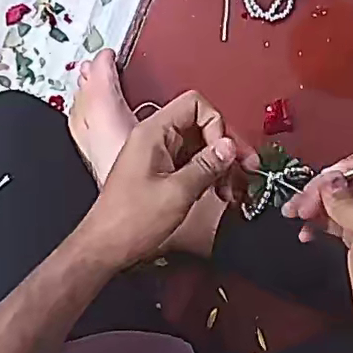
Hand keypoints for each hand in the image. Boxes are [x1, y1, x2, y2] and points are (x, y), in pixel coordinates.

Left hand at [72, 91, 250, 268]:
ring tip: (232, 186)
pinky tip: (220, 191)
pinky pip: (194, 163)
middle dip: (225, 147)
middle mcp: (155, 139)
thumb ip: (207, 166)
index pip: (194, 105)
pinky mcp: (163, 172)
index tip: (224, 151)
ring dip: (221, 164)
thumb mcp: (177, 192)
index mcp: (153, 133)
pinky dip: (210, 175)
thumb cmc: (129, 221)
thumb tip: (229, 146)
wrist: (107, 247)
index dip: (216, 124)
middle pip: (202, 125)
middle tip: (244, 167)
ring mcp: (159, 155)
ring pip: (201, 146)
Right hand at [282, 140, 352, 334]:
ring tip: (294, 214)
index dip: (348, 163)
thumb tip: (327, 180)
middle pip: (351, 176)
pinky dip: (317, 222)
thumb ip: (345, 203)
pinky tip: (305, 232)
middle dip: (323, 186)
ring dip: (314, 203)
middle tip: (301, 202)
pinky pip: (333, 218)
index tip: (326, 180)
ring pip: (338, 197)